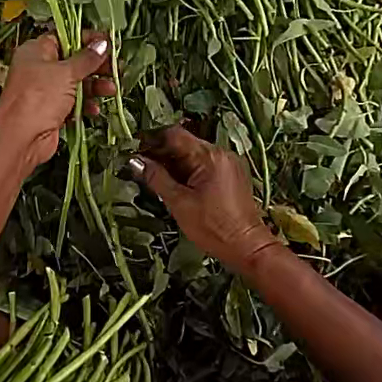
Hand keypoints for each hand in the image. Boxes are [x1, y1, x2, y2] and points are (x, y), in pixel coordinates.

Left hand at [0, 31, 116, 175]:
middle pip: (74, 61)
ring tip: (111, 89)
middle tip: (116, 67)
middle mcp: (40, 69)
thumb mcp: (65, 72)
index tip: (107, 43)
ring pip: (77, 83)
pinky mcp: (53, 111)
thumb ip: (86, 58)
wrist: (21, 138)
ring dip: (95, 86)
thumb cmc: (36, 99)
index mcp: (36, 51)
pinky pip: (74, 103)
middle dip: (96, 65)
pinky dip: (86, 104)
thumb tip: (102, 44)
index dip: (87, 39)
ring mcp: (46, 91)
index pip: (65, 37)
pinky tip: (95, 108)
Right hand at [128, 125, 283, 274]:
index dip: (151, 139)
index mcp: (209, 156)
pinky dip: (187, 171)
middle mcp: (221, 153)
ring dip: (173, 163)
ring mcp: (228, 164)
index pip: (174, 135)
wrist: (247, 246)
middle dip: (161, 153)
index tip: (134, 149)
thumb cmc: (213, 228)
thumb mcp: (179, 203)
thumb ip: (156, 178)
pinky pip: (204, 165)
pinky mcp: (231, 175)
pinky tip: (175, 185)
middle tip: (140, 165)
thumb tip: (135, 162)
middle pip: (184, 143)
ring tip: (154, 177)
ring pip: (193, 155)